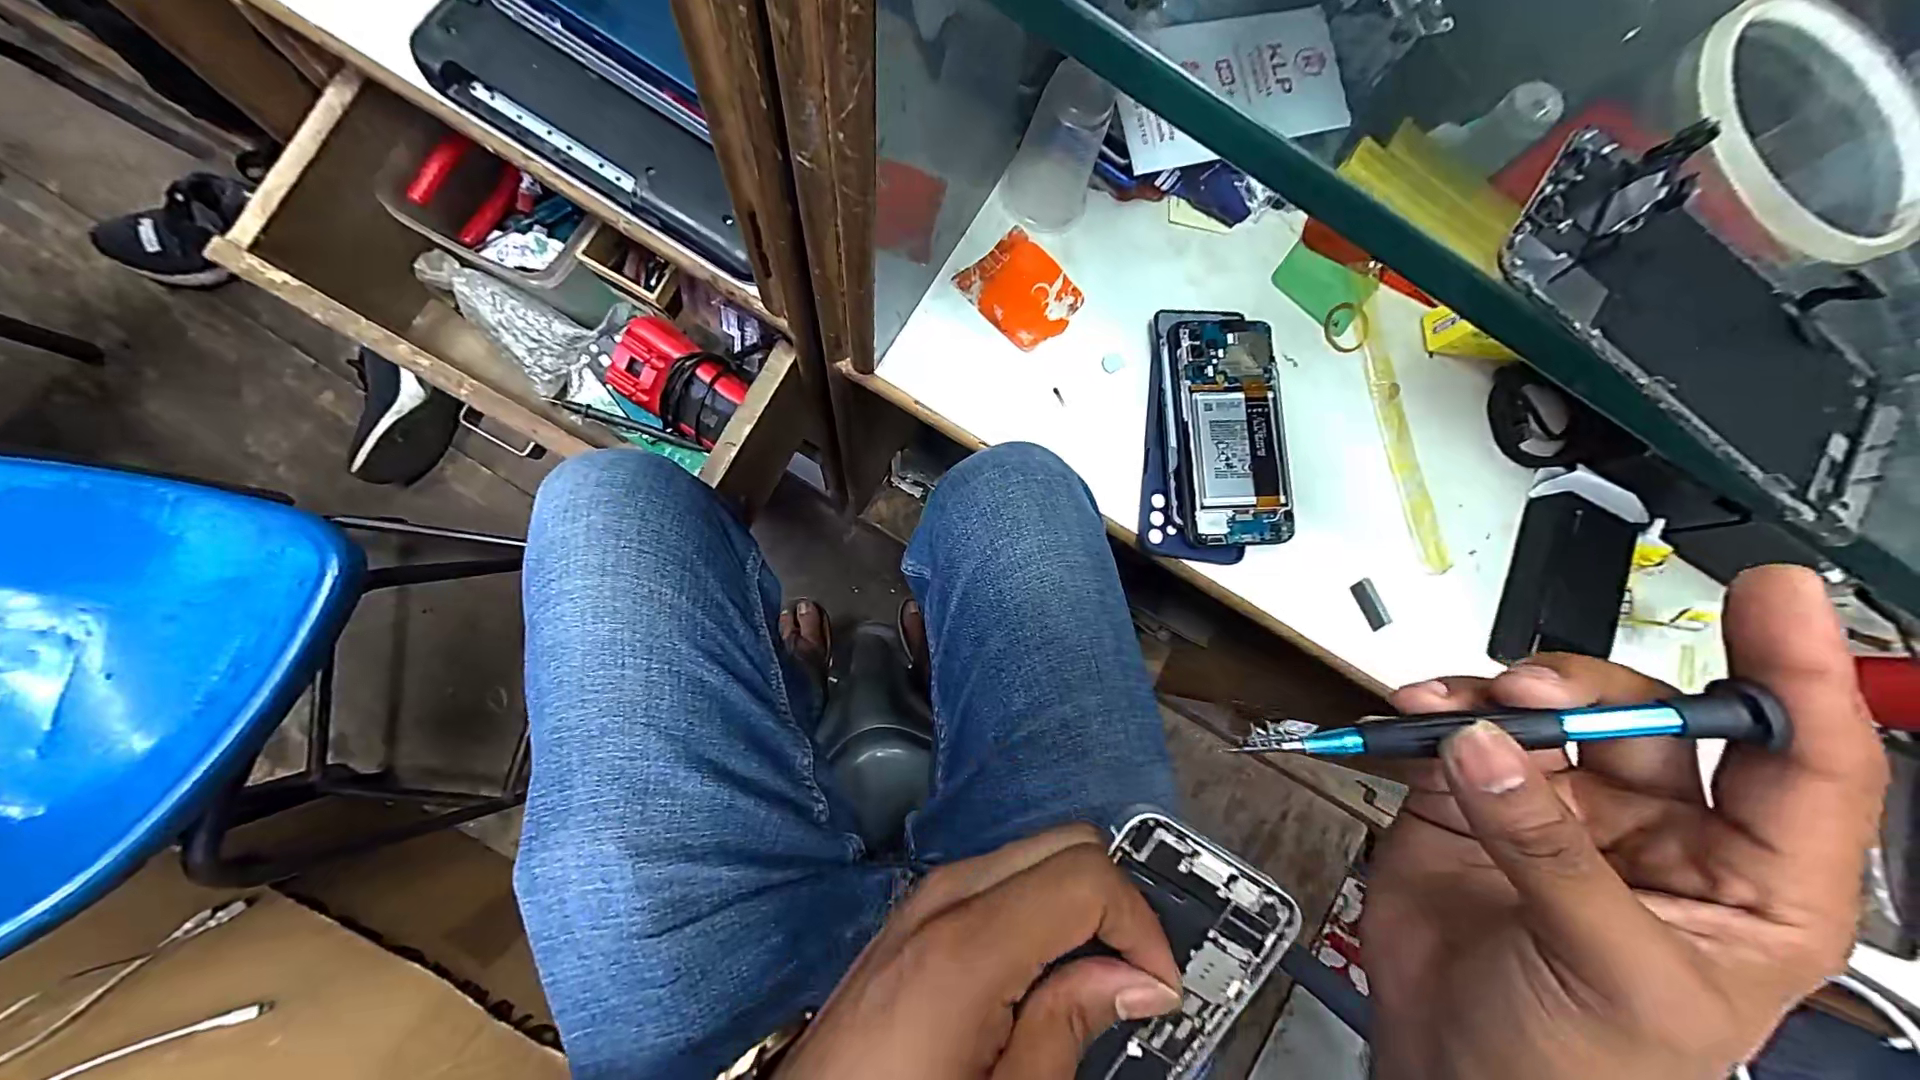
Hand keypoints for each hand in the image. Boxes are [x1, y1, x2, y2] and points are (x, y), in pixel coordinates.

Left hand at [777, 824, 1182, 1079]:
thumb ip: (1067, 1027)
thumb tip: (1131, 979)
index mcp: (968, 942)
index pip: (1084, 875)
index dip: (1138, 923)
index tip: (1156, 984)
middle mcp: (947, 895)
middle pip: (1066, 842)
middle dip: (1114, 899)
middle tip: (1136, 975)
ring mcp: (926, 894)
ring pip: (1036, 851)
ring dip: (1079, 899)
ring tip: (1098, 975)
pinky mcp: (917, 909)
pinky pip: (1001, 875)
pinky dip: (1041, 901)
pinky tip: (1045, 963)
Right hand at [1363, 565, 1886, 1079]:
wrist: (1455, 1062)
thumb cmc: (1586, 1065)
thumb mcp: (1612, 971)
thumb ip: (1551, 854)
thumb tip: (1487, 749)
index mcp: (1745, 879)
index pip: (1798, 760)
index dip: (1793, 673)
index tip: (1772, 595)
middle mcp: (1649, 827)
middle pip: (1635, 714)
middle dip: (1582, 684)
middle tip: (1523, 685)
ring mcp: (1548, 806)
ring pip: (1533, 715)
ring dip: (1488, 695)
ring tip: (1450, 700)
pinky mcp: (1465, 798)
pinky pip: (1451, 735)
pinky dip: (1427, 716)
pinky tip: (1410, 715)